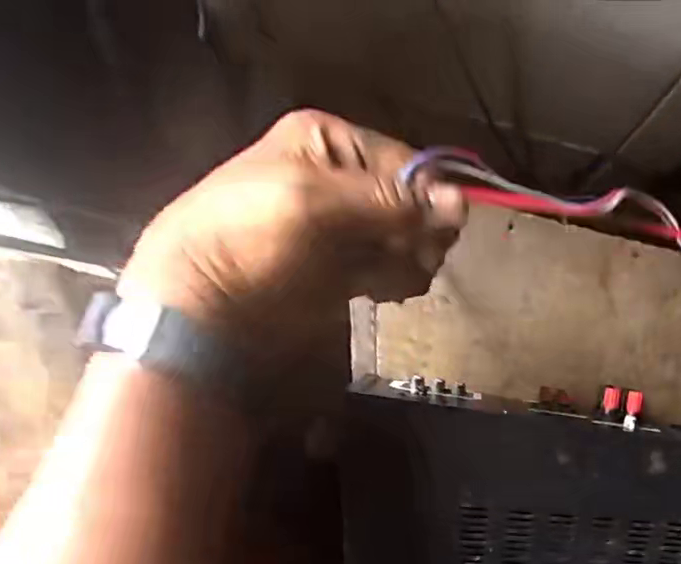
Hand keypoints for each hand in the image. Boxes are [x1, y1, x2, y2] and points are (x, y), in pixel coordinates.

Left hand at [120, 109, 465, 358]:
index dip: (427, 203)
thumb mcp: (317, 204)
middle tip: (391, 254)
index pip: (415, 167)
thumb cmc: (254, 239)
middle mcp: (352, 179)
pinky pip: (405, 269)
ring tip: (373, 277)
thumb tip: (463, 203)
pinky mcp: (360, 263)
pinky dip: (396, 282)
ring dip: (407, 265)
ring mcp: (357, 224)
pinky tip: (371, 289)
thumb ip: (391, 202)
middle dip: (418, 237)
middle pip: (424, 208)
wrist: (217, 302)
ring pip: (420, 243)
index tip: (418, 234)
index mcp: (335, 143)